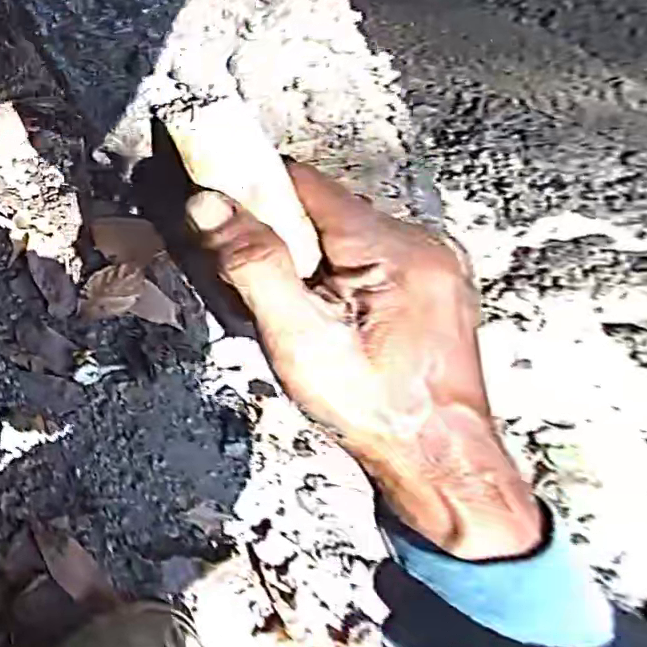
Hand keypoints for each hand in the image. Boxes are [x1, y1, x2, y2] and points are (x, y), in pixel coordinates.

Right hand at [186, 161, 542, 559]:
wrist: (440, 463)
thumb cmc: (369, 404)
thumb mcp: (296, 335)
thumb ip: (252, 264)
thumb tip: (206, 202)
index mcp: (393, 248)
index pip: (300, 182)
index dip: (249, 191)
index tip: (213, 215)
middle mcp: (419, 243)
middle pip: (313, 205)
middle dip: (268, 231)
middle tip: (246, 280)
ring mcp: (427, 262)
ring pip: (329, 228)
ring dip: (291, 252)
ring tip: (280, 302)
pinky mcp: (423, 282)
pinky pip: (351, 251)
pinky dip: (316, 267)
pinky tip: (311, 308)